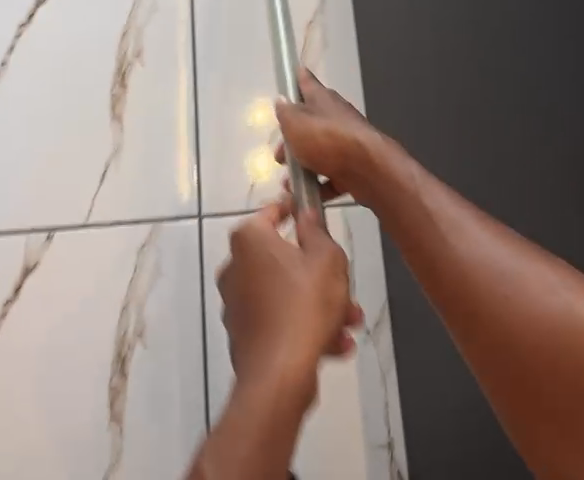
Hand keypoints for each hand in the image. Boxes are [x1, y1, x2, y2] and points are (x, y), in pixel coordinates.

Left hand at [218, 200, 362, 394]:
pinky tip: (334, 345)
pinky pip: (278, 320)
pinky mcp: (242, 334)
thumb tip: (306, 215)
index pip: (272, 212)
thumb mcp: (327, 259)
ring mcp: (235, 302)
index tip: (314, 214)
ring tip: (348, 324)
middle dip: (320, 275)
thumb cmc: (304, 305)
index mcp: (249, 239)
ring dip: (319, 305)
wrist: (279, 375)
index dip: (295, 209)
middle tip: (346, 287)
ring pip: (285, 293)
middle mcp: (234, 266)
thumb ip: (317, 231)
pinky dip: (303, 327)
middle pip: (284, 259)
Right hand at [274, 67, 392, 203]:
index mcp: (321, 99)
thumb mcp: (295, 123)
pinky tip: (306, 198)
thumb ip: (285, 112)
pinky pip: (331, 175)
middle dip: (291, 141)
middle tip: (279, 157)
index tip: (291, 75)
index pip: (306, 82)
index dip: (296, 79)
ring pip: (318, 151)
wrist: (367, 168)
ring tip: (289, 184)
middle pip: (309, 124)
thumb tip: (281, 100)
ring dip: (302, 166)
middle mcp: (335, 116)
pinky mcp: (352, 166)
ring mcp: (345, 142)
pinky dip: (318, 186)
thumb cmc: (326, 139)